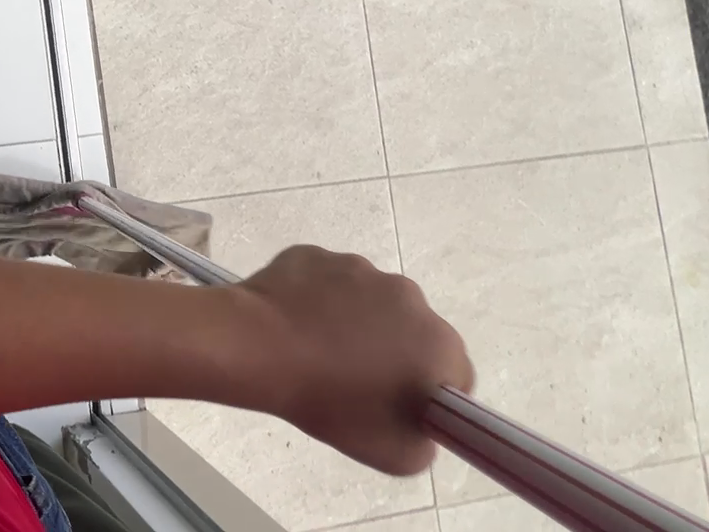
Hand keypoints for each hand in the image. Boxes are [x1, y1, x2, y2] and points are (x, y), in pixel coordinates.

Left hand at [230, 245, 473, 476]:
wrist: (256, 346)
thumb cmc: (328, 402)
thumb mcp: (399, 454)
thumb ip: (427, 437)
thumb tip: (419, 417)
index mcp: (438, 341)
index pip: (452, 372)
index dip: (428, 392)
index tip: (396, 402)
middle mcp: (405, 294)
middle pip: (410, 328)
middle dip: (390, 349)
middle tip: (350, 373)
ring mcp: (354, 266)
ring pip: (365, 298)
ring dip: (351, 317)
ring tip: (315, 343)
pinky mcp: (312, 253)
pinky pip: (323, 278)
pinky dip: (314, 294)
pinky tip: (292, 317)